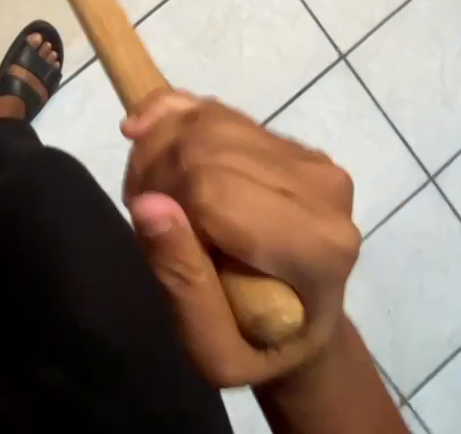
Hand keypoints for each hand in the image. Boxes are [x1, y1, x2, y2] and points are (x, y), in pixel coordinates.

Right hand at [120, 92, 359, 386]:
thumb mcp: (214, 352)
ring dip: (157, 145)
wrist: (305, 326)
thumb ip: (182, 284)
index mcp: (315, 246)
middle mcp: (322, 189)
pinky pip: (216, 109)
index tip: (139, 220)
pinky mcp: (290, 143)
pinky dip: (169, 112)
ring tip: (148, 186)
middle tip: (138, 206)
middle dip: (154, 169)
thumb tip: (147, 205)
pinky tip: (144, 130)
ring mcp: (309, 159)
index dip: (161, 196)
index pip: (212, 188)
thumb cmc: (259, 347)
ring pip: (206, 120)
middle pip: (206, 145)